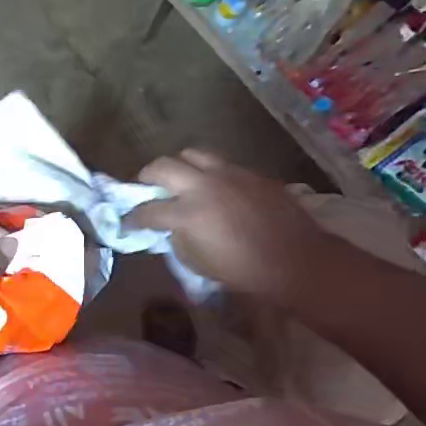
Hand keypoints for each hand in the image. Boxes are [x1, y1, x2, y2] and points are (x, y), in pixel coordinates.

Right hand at [126, 149, 340, 298]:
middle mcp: (204, 186)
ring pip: (191, 154)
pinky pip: (220, 164)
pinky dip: (207, 173)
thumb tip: (169, 227)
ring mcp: (229, 175)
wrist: (298, 261)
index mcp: (187, 213)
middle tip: (147, 190)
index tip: (127, 223)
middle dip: (146, 178)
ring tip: (180, 182)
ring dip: (178, 167)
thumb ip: (175, 238)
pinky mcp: (250, 173)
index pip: (146, 209)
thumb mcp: (195, 261)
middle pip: (161, 166)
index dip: (132, 218)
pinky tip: (213, 190)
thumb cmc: (243, 270)